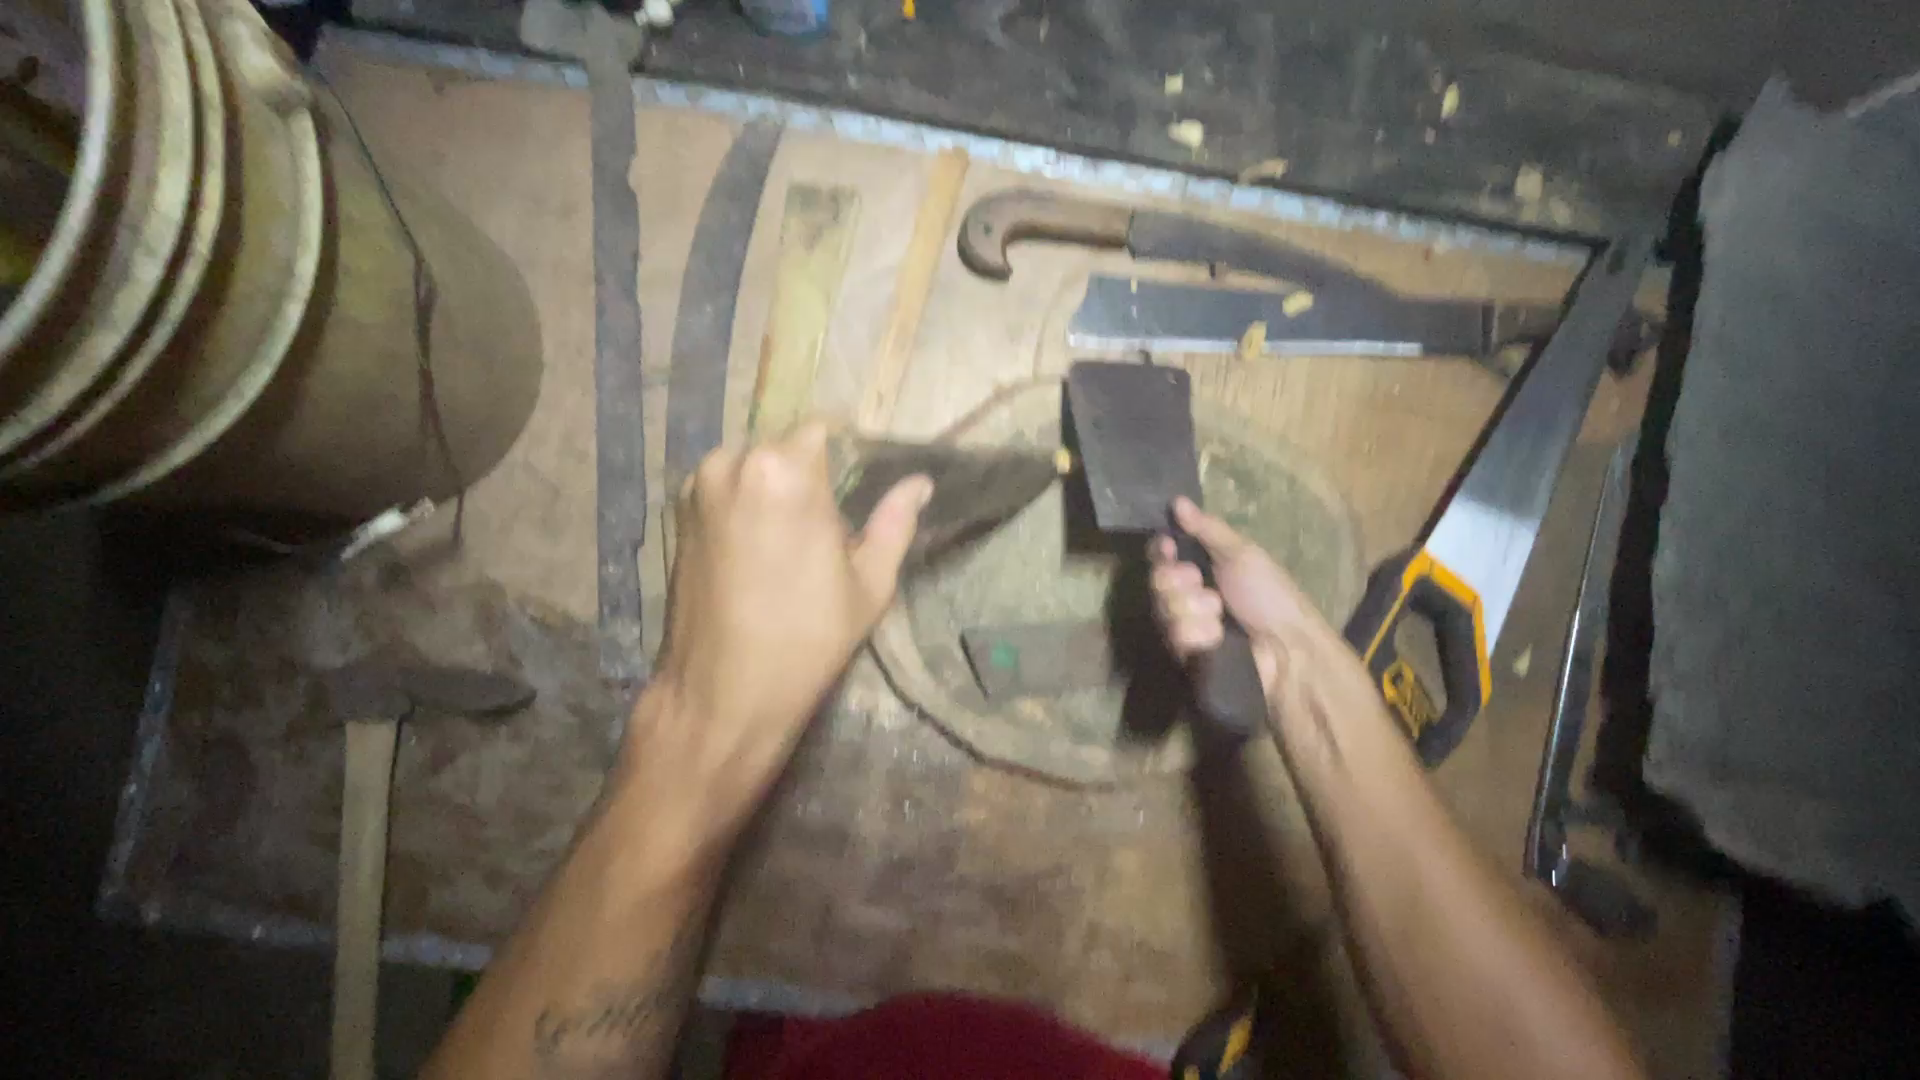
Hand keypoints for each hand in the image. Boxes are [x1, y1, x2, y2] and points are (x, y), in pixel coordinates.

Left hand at [620, 423, 930, 843]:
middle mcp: (733, 464)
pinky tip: (758, 550)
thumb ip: (894, 522)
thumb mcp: (868, 583)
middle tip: (829, 524)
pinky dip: (745, 504)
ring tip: (792, 542)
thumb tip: (920, 483)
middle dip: (808, 474)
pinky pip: (724, 489)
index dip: (846, 451)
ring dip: (774, 489)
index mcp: (785, 472)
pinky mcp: (676, 515)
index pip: (822, 429)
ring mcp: (697, 488)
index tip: (860, 479)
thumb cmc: (807, 639)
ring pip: (751, 467)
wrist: (723, 692)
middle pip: (784, 448)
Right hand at [1148, 497, 1388, 752]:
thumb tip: (1177, 501)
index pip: (1162, 556)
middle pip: (1157, 581)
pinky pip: (1174, 636)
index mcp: (1200, 570)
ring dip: (1194, 609)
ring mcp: (1184, 627)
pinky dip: (1199, 633)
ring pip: (1163, 609)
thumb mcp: (1242, 554)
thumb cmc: (1269, 596)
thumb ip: (1207, 529)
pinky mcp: (1185, 655)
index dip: (1161, 551)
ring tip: (1220, 618)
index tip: (1169, 547)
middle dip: (1179, 582)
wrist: (1286, 648)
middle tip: (1204, 586)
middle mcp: (1186, 598)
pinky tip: (1218, 638)